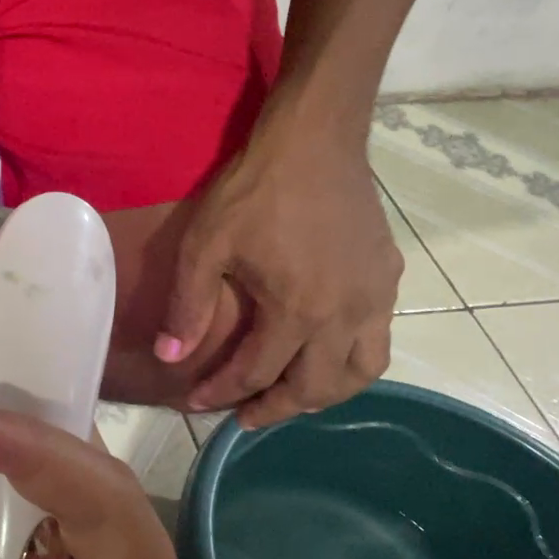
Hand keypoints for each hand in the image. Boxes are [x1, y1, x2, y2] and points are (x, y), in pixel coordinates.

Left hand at [158, 96, 401, 427]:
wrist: (314, 142)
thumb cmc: (253, 192)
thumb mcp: (204, 247)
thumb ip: (188, 307)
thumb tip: (169, 356)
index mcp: (299, 312)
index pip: (257, 373)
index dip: (222, 394)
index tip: (196, 403)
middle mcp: (347, 315)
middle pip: (316, 387)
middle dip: (276, 409)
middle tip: (244, 416)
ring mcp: (376, 297)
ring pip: (361, 371)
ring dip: (324, 394)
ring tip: (287, 396)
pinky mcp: (388, 276)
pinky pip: (377, 339)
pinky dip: (349, 362)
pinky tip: (321, 353)